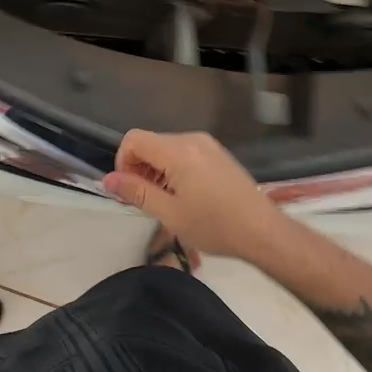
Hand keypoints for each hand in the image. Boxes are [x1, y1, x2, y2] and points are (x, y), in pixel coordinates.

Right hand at [101, 130, 291, 260]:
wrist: (264, 232)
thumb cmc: (215, 225)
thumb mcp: (169, 213)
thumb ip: (136, 192)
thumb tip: (107, 180)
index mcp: (178, 151)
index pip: (134, 139)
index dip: (123, 162)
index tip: (129, 190)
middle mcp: (192, 140)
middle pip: (150, 143)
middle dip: (139, 168)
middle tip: (145, 200)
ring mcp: (208, 145)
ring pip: (166, 149)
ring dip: (156, 171)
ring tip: (165, 201)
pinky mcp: (217, 155)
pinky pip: (184, 154)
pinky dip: (173, 170)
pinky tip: (184, 196)